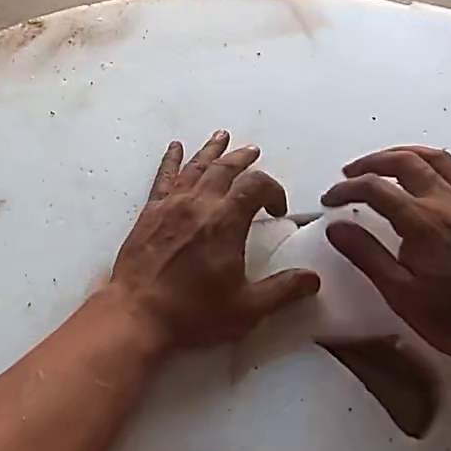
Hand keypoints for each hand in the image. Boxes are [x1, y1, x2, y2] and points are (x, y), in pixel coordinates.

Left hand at [104, 132, 320, 350]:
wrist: (138, 314)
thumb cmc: (193, 313)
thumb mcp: (247, 309)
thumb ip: (282, 291)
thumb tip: (312, 279)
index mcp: (225, 222)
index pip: (256, 186)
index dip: (272, 190)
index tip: (277, 209)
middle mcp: (198, 205)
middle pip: (225, 169)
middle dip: (242, 158)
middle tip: (252, 151)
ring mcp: (171, 205)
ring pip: (195, 167)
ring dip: (211, 151)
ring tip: (221, 137)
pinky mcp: (149, 212)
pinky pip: (163, 178)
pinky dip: (171, 160)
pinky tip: (175, 148)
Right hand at [321, 146, 450, 366]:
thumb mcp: (402, 295)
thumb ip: (367, 256)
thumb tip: (337, 229)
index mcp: (424, 223)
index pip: (375, 188)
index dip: (346, 190)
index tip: (331, 199)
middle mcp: (449, 205)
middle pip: (404, 161)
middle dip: (371, 163)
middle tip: (350, 175)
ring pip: (434, 159)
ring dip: (402, 155)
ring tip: (383, 164)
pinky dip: (431, 165)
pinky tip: (423, 179)